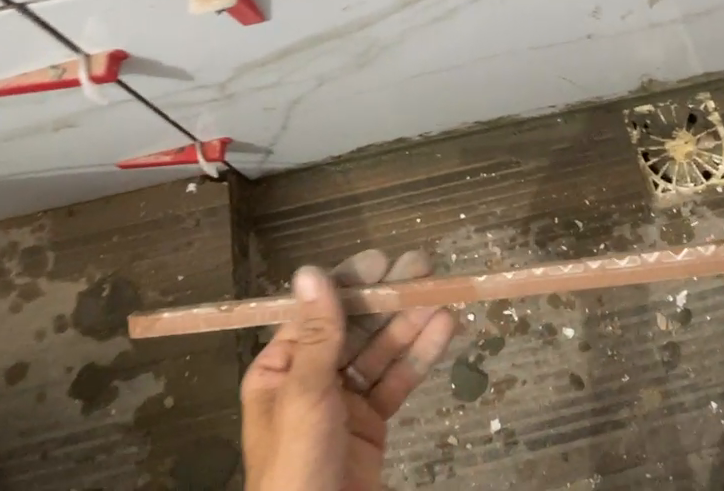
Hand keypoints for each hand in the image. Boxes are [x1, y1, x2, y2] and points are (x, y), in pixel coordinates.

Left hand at [240, 250, 456, 490]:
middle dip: (388, 298)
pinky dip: (419, 356)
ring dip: (410, 322)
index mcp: (280, 368)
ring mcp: (343, 402)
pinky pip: (396, 382)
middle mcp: (311, 378)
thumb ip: (318, 333)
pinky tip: (443, 330)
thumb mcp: (306, 395)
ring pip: (380, 352)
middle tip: (423, 267)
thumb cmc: (298, 464)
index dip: (350, 284)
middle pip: (354, 328)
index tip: (381, 260)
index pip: (318, 314)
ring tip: (442, 294)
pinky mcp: (371, 425)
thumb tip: (310, 271)